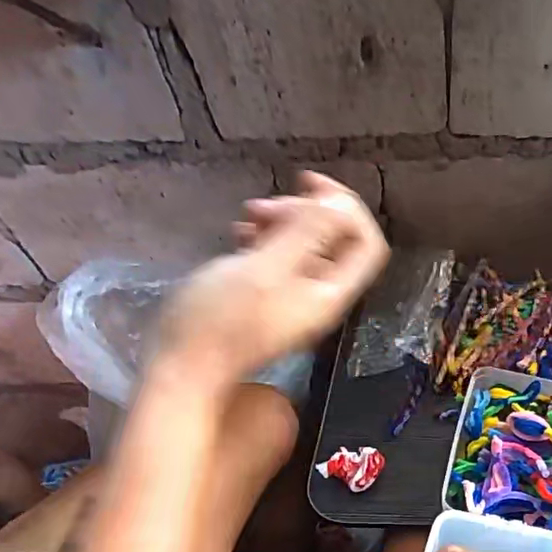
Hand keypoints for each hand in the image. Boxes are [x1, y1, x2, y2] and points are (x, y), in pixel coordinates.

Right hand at [162, 171, 387, 383]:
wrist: (185, 364)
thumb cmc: (221, 319)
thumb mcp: (266, 267)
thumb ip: (307, 234)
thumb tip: (339, 205)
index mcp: (329, 293)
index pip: (367, 244)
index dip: (347, 209)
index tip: (308, 186)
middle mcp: (319, 298)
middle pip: (336, 242)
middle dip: (307, 213)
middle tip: (265, 206)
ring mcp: (294, 301)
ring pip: (306, 249)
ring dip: (283, 223)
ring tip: (248, 217)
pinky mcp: (268, 301)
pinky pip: (281, 263)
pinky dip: (267, 241)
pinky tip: (240, 235)